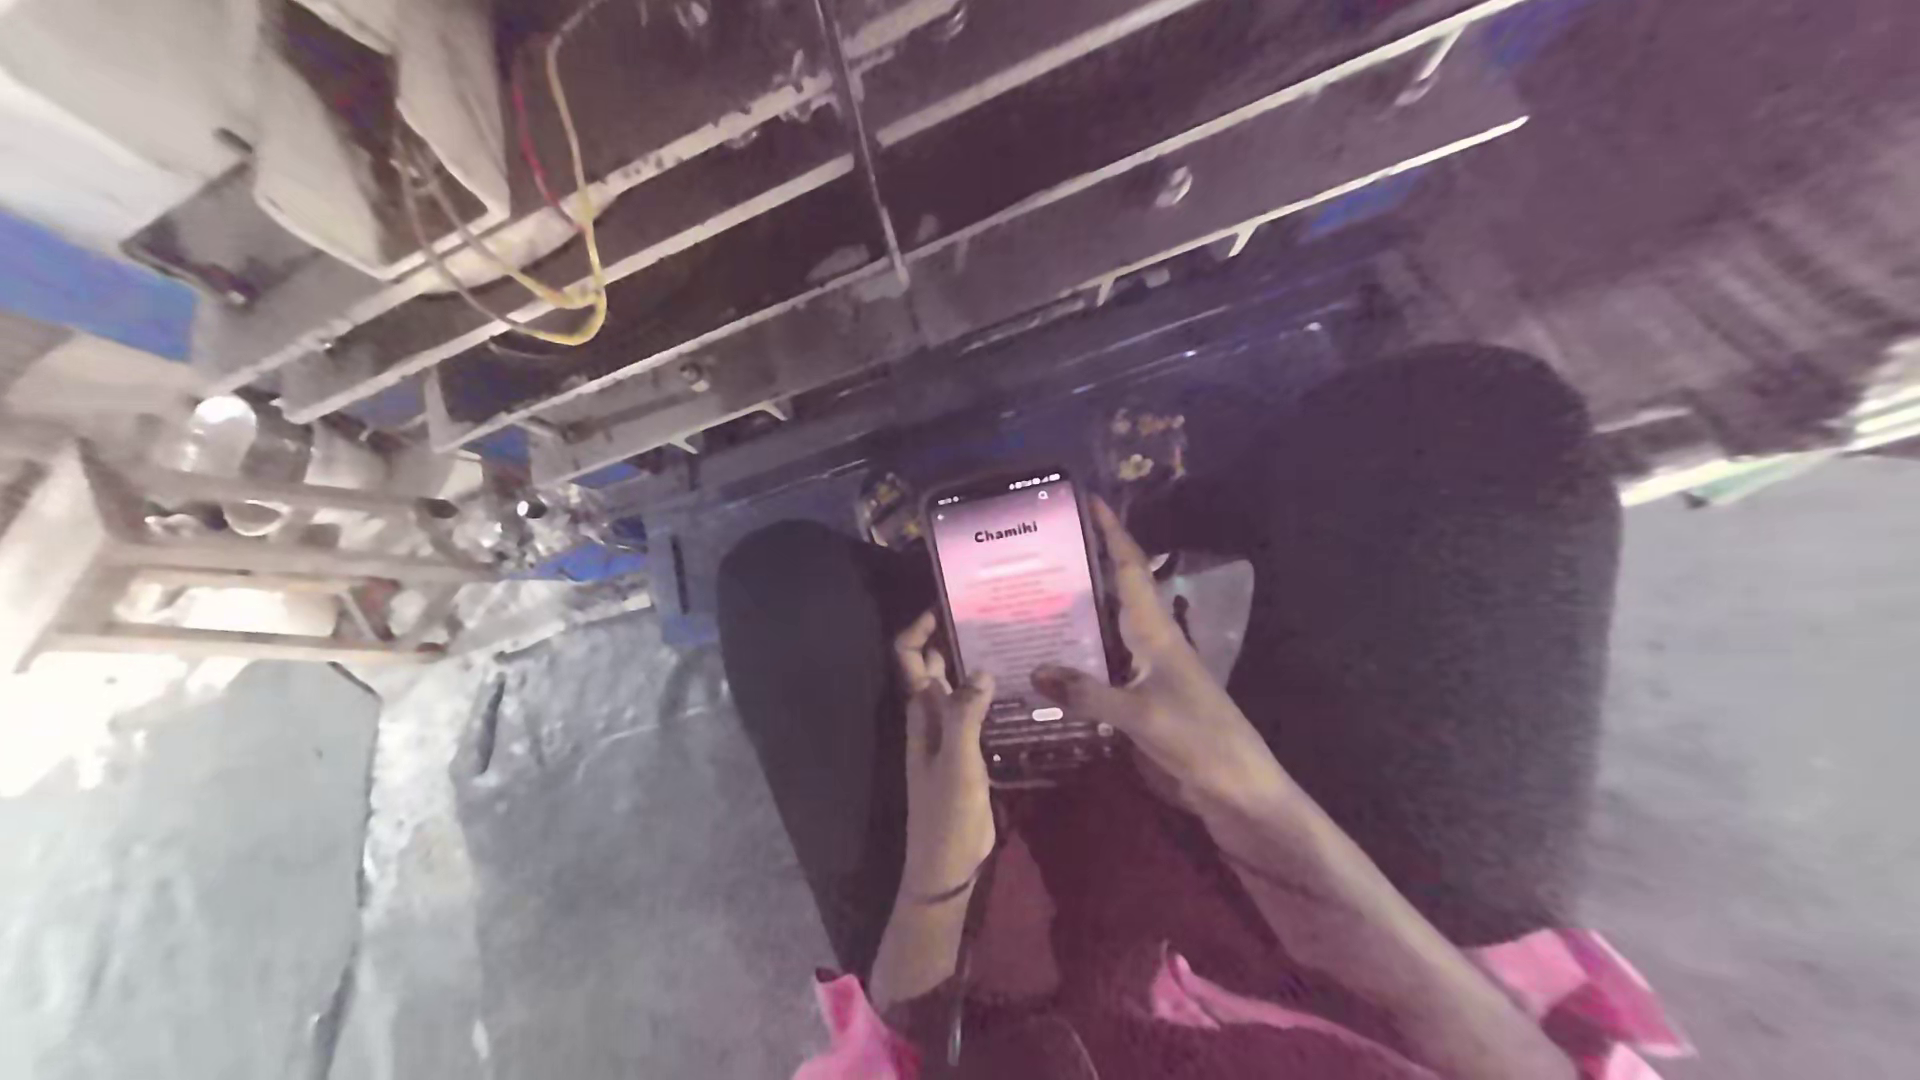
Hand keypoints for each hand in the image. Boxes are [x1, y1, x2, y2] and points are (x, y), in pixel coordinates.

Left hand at [894, 611, 996, 897]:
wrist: (948, 865)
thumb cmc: (947, 814)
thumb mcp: (957, 762)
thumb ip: (964, 715)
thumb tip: (981, 669)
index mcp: (921, 713)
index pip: (911, 658)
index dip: (921, 629)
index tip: (947, 606)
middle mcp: (932, 716)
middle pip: (935, 666)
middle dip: (954, 638)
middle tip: (993, 616)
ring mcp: (950, 734)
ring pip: (958, 687)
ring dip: (975, 664)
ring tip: (1013, 643)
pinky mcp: (969, 751)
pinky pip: (977, 711)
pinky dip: (990, 693)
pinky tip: (1019, 688)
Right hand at [1030, 498, 1294, 818]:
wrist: (1239, 790)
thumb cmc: (1201, 741)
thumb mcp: (1143, 716)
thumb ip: (1087, 693)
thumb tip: (1032, 669)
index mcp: (1156, 633)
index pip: (1131, 569)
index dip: (1113, 533)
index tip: (1089, 501)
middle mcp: (1148, 643)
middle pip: (1114, 592)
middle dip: (1083, 566)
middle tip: (1037, 554)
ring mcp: (1144, 672)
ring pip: (1103, 629)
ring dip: (1073, 612)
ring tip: (1029, 599)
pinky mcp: (1139, 699)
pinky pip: (1099, 667)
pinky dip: (1074, 658)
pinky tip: (1045, 663)